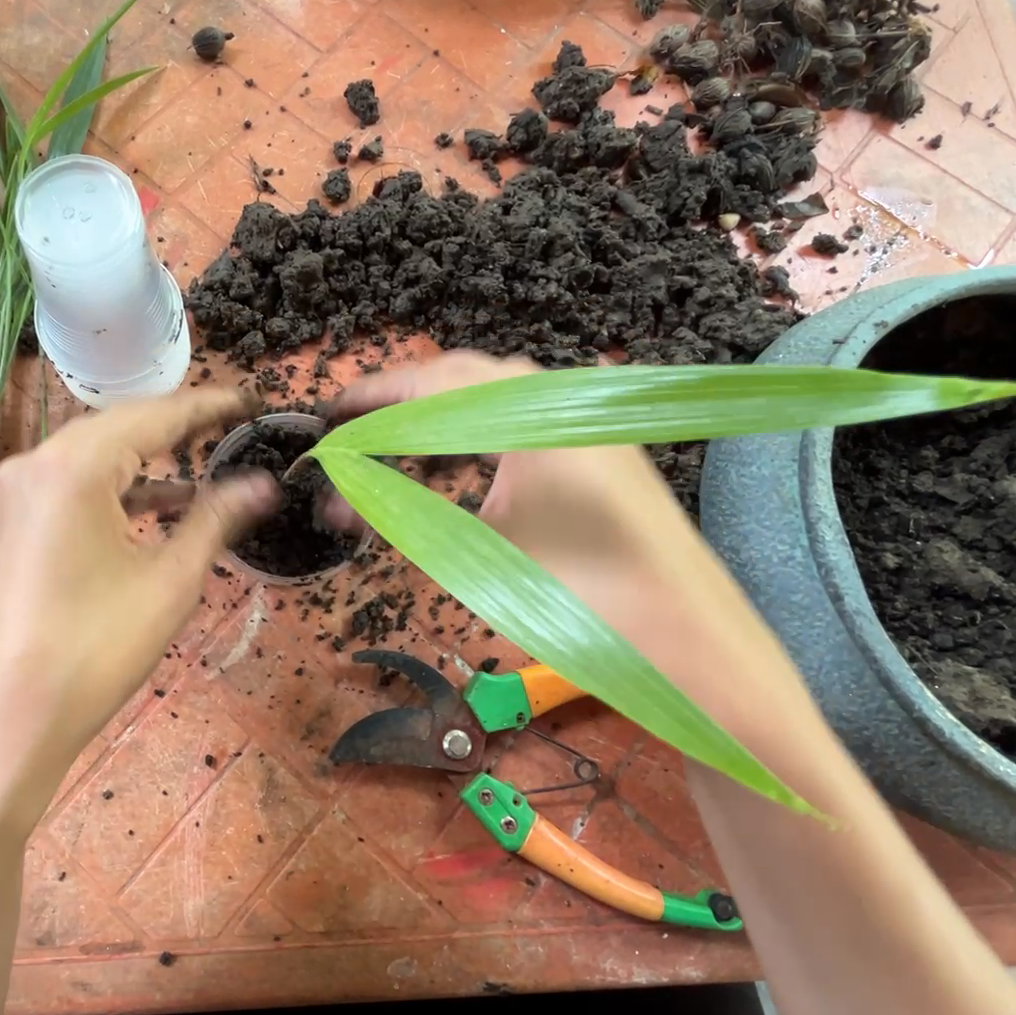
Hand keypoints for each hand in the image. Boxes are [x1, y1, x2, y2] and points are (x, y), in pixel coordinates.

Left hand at [0, 388, 277, 825]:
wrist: (6, 723)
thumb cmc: (95, 652)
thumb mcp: (169, 582)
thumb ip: (217, 519)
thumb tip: (264, 484)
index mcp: (72, 466)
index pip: (156, 415)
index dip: (210, 405)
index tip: (252, 399)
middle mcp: (34, 462)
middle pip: (120, 427)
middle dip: (178, 428)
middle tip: (232, 426)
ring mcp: (13, 492)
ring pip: (94, 456)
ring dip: (147, 461)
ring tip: (203, 466)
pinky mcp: (7, 522)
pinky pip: (70, 485)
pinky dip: (114, 490)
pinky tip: (157, 506)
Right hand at [328, 351, 692, 567]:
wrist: (686, 636)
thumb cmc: (580, 593)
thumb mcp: (482, 550)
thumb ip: (405, 511)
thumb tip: (341, 492)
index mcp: (531, 411)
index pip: (433, 385)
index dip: (373, 399)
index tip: (329, 418)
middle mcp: (560, 399)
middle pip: (461, 379)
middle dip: (401, 401)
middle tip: (351, 430)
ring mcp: (585, 421)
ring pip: (492, 398)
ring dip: (437, 417)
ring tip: (390, 445)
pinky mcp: (597, 449)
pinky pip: (520, 421)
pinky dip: (475, 433)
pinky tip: (453, 460)